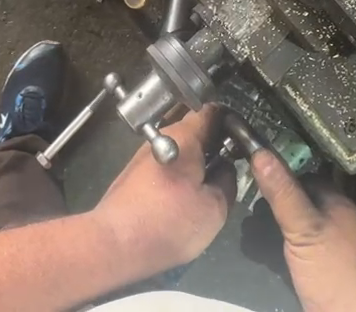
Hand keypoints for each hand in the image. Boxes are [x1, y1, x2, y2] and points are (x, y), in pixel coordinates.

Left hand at [90, 107, 233, 273]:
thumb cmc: (167, 222)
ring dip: (196, 160)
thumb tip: (227, 168)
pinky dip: (180, 172)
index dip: (231, 121)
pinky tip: (183, 196)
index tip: (241, 140)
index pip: (213, 111)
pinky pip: (167, 161)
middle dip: (214, 144)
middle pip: (195, 128)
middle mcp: (164, 134)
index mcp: (185, 135)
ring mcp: (146, 151)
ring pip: (181, 147)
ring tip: (208, 184)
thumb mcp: (213, 209)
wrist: (114, 243)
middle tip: (229, 166)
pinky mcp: (136, 171)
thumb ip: (228, 182)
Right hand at [251, 148, 355, 311]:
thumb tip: (260, 150)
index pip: (303, 176)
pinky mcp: (313, 272)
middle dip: (267, 206)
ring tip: (246, 233)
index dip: (279, 174)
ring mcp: (322, 249)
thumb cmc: (334, 271)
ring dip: (265, 230)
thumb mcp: (306, 228)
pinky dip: (270, 250)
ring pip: (287, 229)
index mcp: (335, 203)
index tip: (249, 173)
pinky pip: (287, 252)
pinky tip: (254, 252)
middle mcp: (330, 222)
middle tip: (244, 210)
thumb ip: (283, 192)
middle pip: (293, 202)